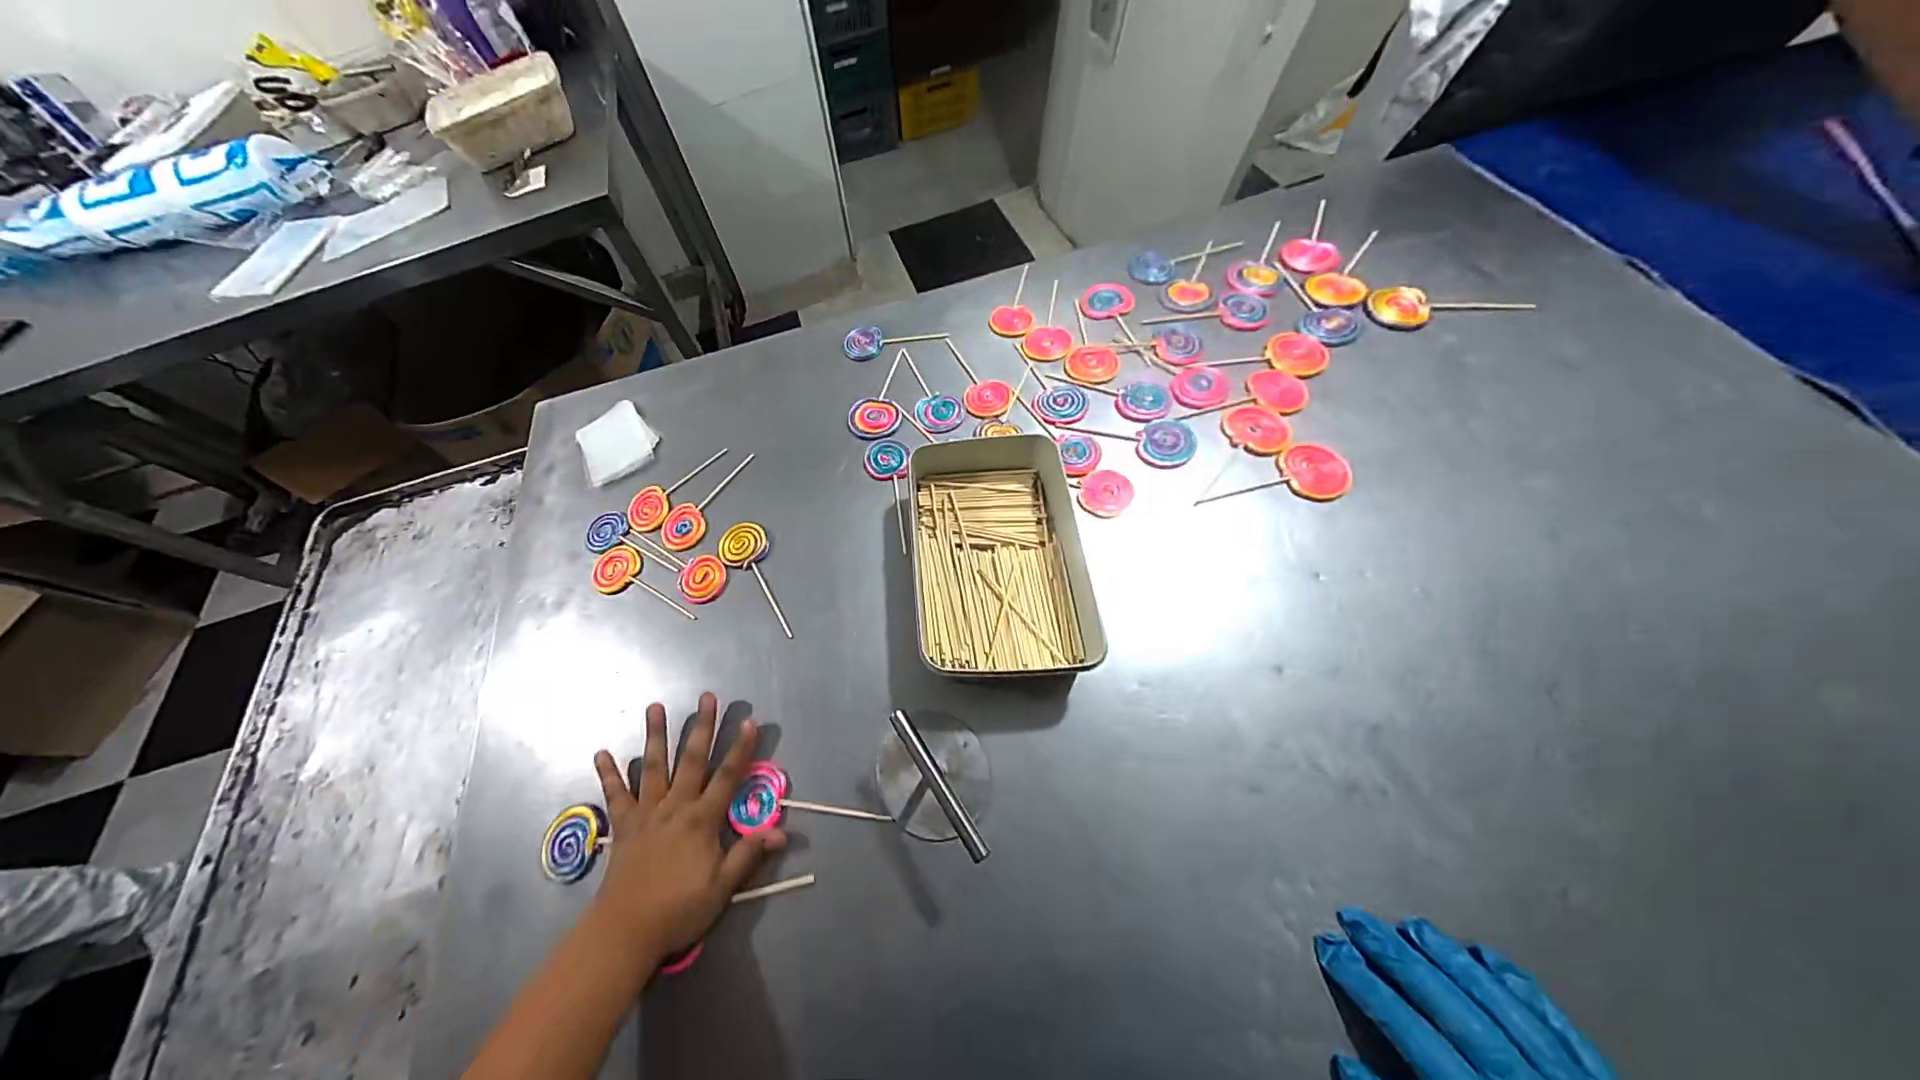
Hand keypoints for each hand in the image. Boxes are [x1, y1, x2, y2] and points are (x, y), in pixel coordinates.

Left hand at [588, 692, 786, 963]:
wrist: (624, 933)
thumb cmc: (678, 910)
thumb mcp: (722, 887)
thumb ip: (749, 854)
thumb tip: (783, 831)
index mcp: (702, 821)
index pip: (728, 777)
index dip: (741, 749)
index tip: (750, 721)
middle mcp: (675, 808)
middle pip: (692, 761)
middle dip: (702, 727)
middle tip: (707, 697)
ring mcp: (646, 815)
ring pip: (653, 767)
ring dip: (656, 736)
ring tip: (655, 706)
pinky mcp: (624, 827)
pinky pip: (616, 796)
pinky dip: (608, 774)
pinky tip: (601, 753)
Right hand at [1316, 909, 1615, 1079]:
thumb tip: (1344, 1063)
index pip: (1412, 1032)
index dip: (1365, 985)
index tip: (1331, 948)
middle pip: (1450, 1006)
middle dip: (1395, 956)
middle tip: (1354, 917)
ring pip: (1500, 1004)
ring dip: (1449, 959)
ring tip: (1412, 925)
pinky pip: (1557, 1025)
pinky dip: (1520, 987)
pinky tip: (1490, 957)